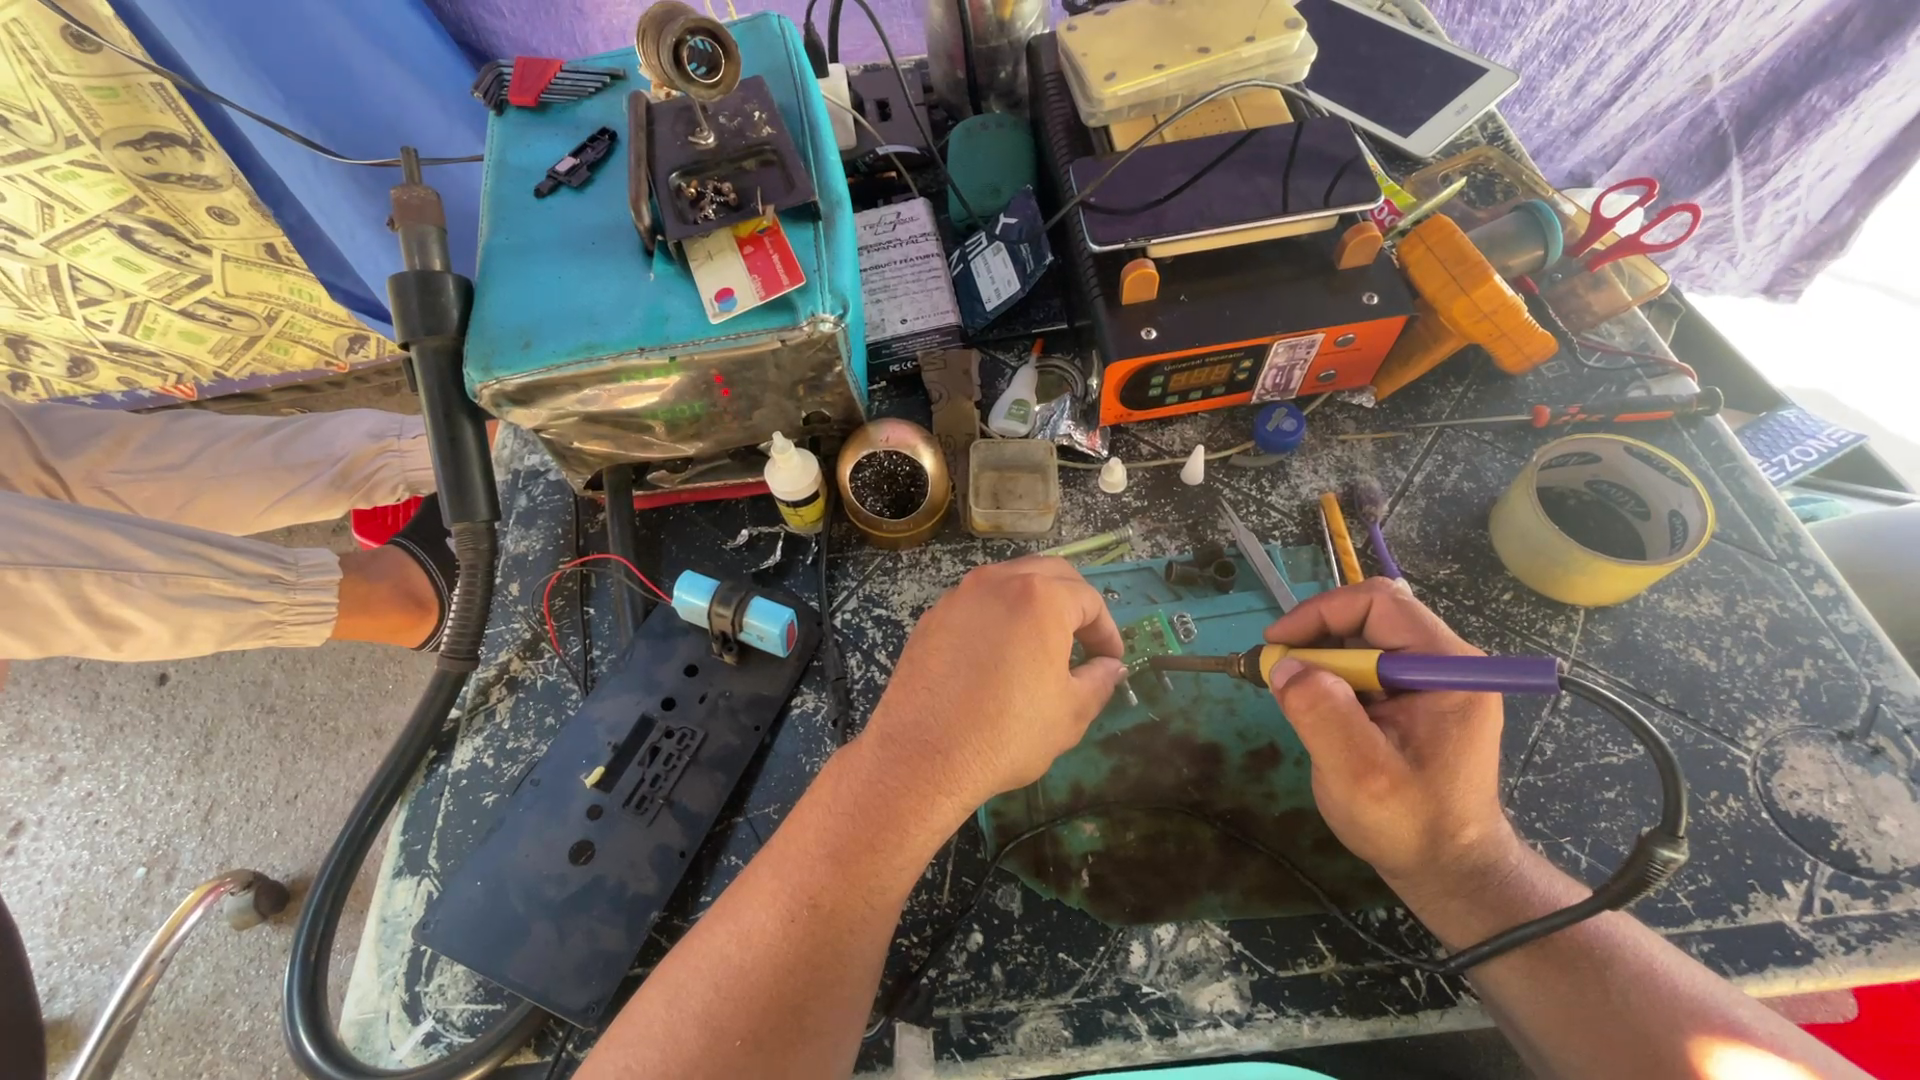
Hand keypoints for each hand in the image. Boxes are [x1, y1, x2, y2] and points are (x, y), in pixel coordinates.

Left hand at [859, 557, 1128, 816]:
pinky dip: (998, 616)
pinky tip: (998, 654)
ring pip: (1009, 582)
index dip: (1106, 630)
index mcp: (1040, 597)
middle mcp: (997, 582)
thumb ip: (1099, 680)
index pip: (1088, 600)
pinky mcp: (931, 618)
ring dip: (1035, 603)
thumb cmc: (1007, 733)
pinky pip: (976, 603)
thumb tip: (1110, 667)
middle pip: (1049, 574)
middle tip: (1084, 641)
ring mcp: (959, 596)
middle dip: (1075, 603)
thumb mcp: (1070, 712)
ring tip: (1043, 644)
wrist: (923, 756)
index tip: (1111, 659)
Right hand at [1264, 578, 1522, 904]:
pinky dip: (1331, 677)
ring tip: (1296, 696)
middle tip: (1280, 672)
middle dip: (1316, 637)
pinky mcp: (1416, 698)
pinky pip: (1365, 666)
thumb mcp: (1358, 774)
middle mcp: (1445, 663)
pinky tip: (1317, 709)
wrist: (1448, 869)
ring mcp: (1432, 680)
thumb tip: (1285, 667)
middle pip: (1370, 615)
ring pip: (1363, 639)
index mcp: (1447, 669)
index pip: (1378, 604)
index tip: (1277, 646)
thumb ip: (1322, 713)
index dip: (1320, 614)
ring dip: (1321, 659)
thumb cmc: (1409, 824)